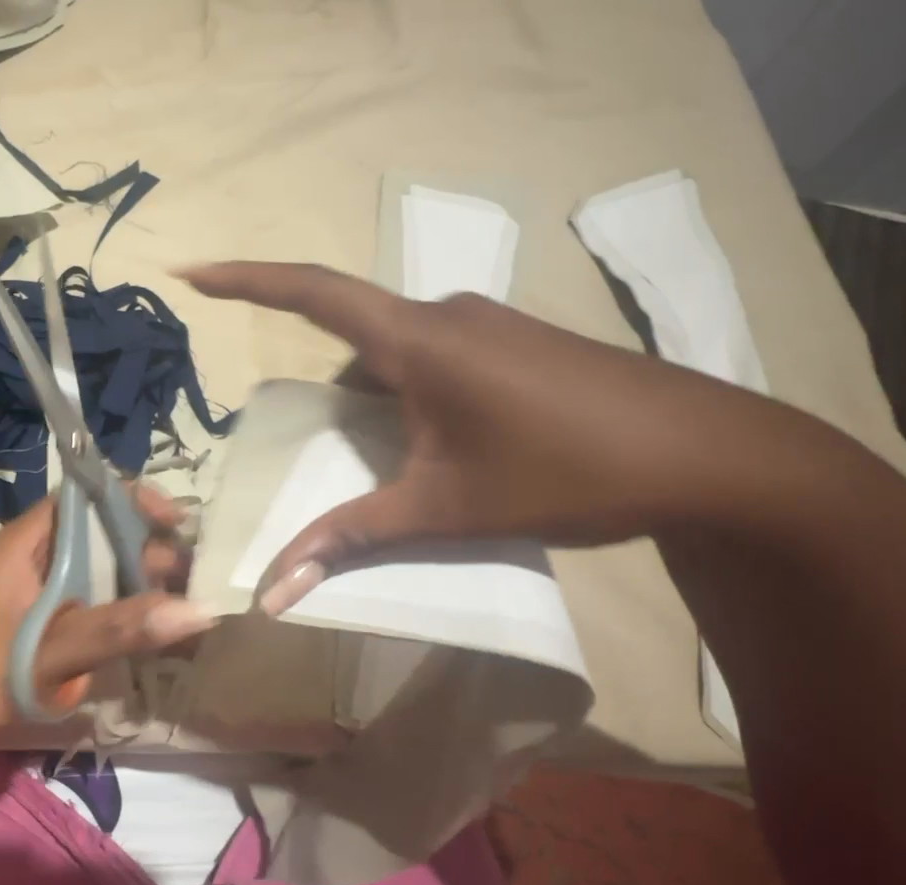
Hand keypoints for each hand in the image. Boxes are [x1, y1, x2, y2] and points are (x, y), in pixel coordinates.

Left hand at [0, 486, 214, 745]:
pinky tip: (154, 637)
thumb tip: (201, 609)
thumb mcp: (47, 653)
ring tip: (184, 609)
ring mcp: (33, 598)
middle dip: (144, 551)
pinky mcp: (38, 631)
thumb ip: (119, 630)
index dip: (129, 501)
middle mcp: (29, 563)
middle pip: (95, 538)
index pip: (80, 500)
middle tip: (190, 578)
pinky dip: (119, 617)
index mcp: (21, 547)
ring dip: (138, 588)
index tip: (175, 522)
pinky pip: (87, 610)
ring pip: (96, 576)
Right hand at [180, 261, 783, 612]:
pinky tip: (445, 450)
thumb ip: (348, 541)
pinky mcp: (517, 344)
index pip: (311, 293)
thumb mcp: (442, 513)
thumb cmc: (564, 475)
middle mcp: (447, 317)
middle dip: (330, 399)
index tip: (190, 271)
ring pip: (394, 356)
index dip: (244, 279)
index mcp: (417, 342)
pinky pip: (433, 359)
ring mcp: (489, 326)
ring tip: (400, 469)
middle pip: (353, 342)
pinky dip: (411, 399)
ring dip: (375, 405)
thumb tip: (271, 593)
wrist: (715, 459)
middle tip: (327, 456)